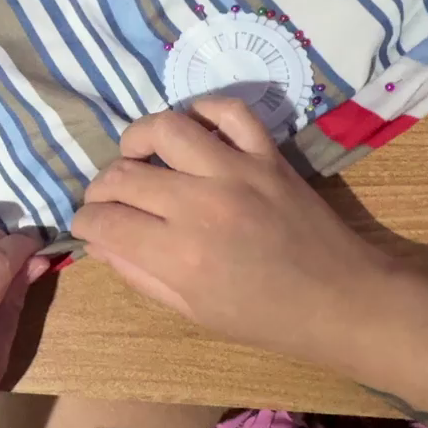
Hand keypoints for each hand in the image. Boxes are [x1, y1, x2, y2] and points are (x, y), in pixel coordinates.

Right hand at [71, 97, 407, 362]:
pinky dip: (202, 110)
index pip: (104, 221)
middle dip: (99, 187)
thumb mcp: (191, 311)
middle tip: (106, 199)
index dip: (84, 221)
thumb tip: (98, 242)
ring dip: (136, 139)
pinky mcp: (267, 155)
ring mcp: (236, 172)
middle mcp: (200, 206)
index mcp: (179, 256)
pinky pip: (228, 112)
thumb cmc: (264, 317)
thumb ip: (137, 273)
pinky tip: (189, 128)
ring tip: (134, 155)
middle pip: (123, 175)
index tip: (87, 224)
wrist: (344, 302)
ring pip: (165, 129)